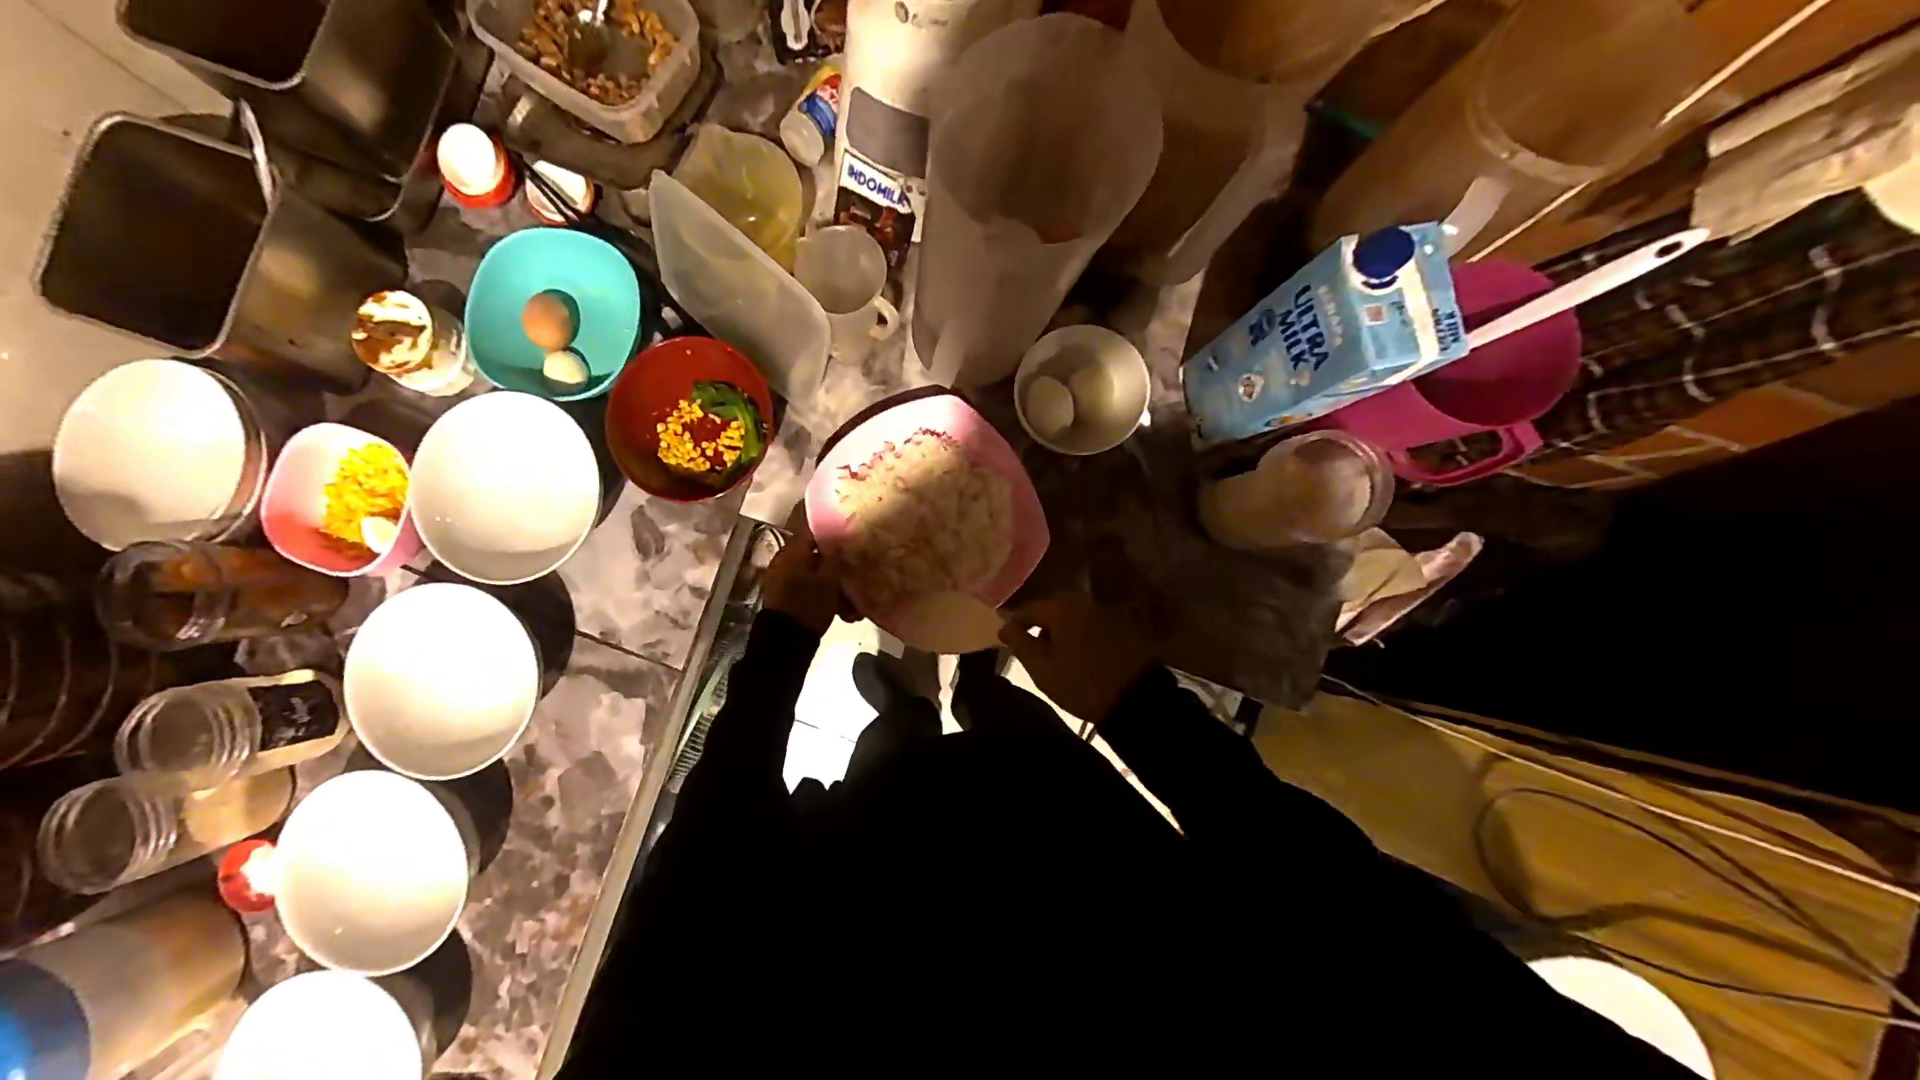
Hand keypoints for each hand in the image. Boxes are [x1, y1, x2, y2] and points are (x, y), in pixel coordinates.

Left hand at [762, 520, 851, 634]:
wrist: (785, 641)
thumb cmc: (809, 605)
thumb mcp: (828, 580)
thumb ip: (834, 557)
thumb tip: (838, 539)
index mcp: (792, 552)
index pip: (812, 530)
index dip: (831, 529)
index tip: (849, 532)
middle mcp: (785, 562)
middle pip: (815, 555)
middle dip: (837, 565)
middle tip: (856, 571)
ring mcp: (785, 580)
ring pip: (815, 575)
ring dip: (835, 587)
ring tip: (854, 606)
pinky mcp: (787, 597)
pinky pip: (810, 590)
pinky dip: (826, 597)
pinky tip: (844, 613)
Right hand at [999, 592, 1158, 723]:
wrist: (1138, 698)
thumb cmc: (1082, 684)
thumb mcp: (1042, 669)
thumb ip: (1019, 643)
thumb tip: (1004, 626)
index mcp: (1061, 608)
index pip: (1026, 610)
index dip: (1014, 627)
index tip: (1009, 645)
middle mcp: (1083, 602)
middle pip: (1051, 612)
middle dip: (1040, 631)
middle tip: (1034, 656)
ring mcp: (1106, 612)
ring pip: (1072, 618)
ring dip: (1062, 634)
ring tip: (1058, 659)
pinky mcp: (1123, 626)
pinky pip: (1092, 626)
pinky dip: (1081, 638)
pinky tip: (1082, 658)